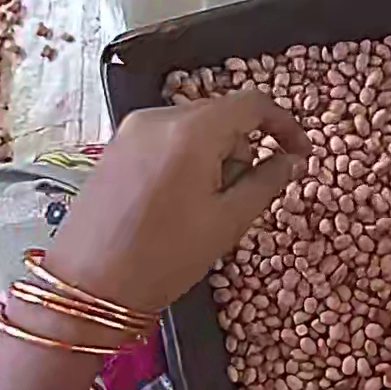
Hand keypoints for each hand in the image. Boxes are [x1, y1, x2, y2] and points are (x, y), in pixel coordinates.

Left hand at [42, 91, 311, 312]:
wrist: (89, 286)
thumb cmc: (166, 256)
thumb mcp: (229, 220)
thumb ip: (268, 181)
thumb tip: (293, 160)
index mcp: (192, 131)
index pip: (253, 104)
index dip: (285, 125)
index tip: (301, 154)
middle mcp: (160, 117)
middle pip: (224, 114)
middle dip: (248, 146)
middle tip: (249, 191)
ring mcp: (133, 129)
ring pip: (197, 126)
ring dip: (219, 154)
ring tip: (210, 203)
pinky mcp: (117, 145)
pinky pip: (171, 137)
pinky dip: (191, 157)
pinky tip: (184, 198)